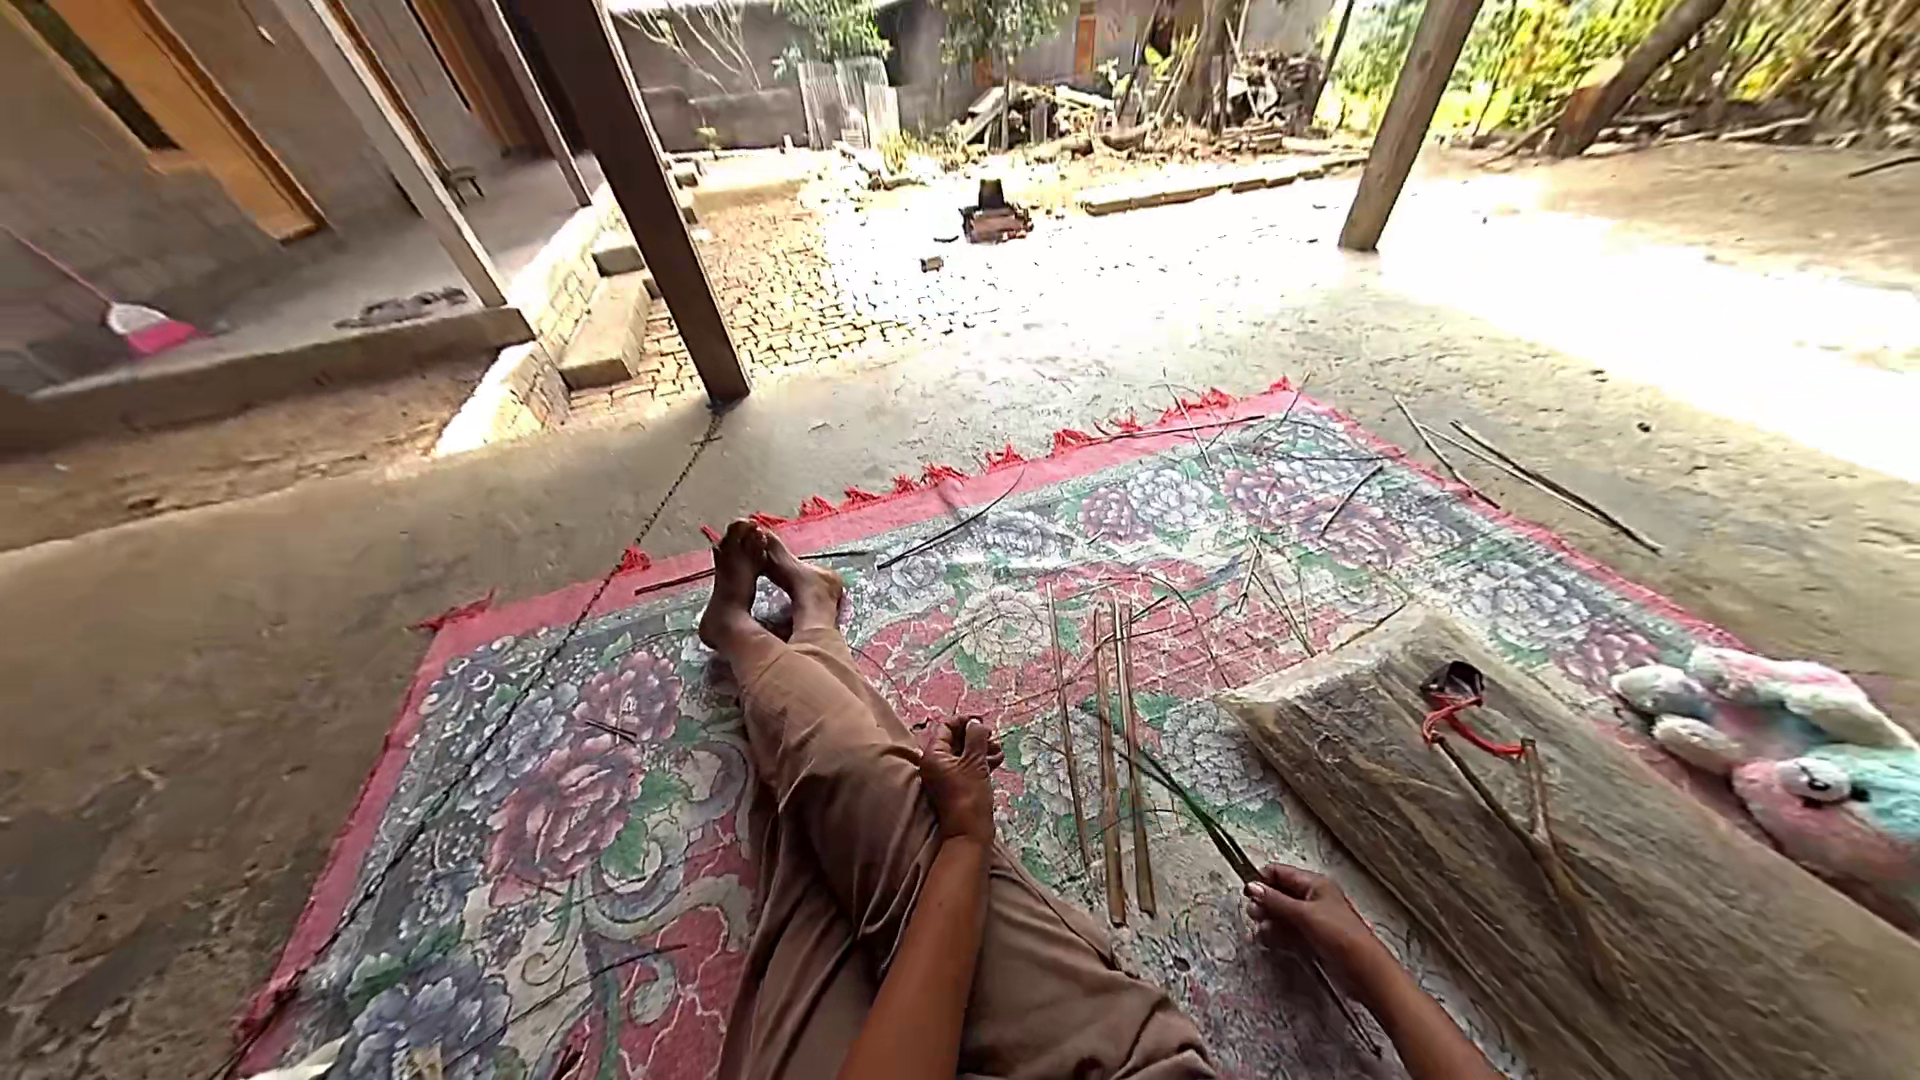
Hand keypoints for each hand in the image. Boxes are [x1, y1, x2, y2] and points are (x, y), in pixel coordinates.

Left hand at [919, 717, 1003, 844]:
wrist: (969, 834)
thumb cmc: (969, 796)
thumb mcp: (975, 763)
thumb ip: (975, 738)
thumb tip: (975, 723)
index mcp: (933, 756)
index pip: (945, 728)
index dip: (963, 722)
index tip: (981, 722)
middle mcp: (935, 764)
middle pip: (955, 740)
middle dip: (975, 736)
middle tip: (993, 737)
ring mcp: (945, 777)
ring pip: (963, 754)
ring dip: (981, 749)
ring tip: (999, 750)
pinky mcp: (956, 787)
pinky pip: (967, 767)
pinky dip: (980, 762)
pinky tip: (997, 761)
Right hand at [1243, 863, 1389, 992]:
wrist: (1367, 974)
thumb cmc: (1339, 935)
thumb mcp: (1304, 914)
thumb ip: (1275, 900)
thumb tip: (1251, 886)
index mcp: (1314, 884)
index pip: (1281, 873)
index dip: (1263, 880)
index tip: (1248, 892)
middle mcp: (1313, 898)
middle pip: (1280, 894)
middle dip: (1265, 902)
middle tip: (1252, 914)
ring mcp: (1314, 920)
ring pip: (1283, 914)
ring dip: (1269, 921)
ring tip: (1258, 930)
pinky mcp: (1314, 939)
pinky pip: (1290, 932)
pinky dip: (1277, 934)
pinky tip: (1266, 940)